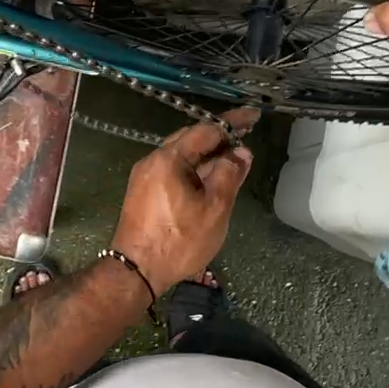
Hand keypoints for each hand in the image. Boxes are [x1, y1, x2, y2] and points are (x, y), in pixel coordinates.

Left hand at [109, 109, 258, 293]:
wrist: (135, 271)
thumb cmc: (178, 241)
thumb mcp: (214, 208)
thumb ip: (230, 175)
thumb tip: (241, 152)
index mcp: (169, 159)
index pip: (205, 131)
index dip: (232, 122)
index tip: (253, 115)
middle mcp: (152, 161)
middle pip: (190, 140)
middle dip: (218, 136)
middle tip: (246, 133)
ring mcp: (145, 176)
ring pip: (181, 156)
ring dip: (207, 154)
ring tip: (233, 155)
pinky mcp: (142, 192)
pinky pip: (173, 170)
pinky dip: (194, 168)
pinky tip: (210, 176)